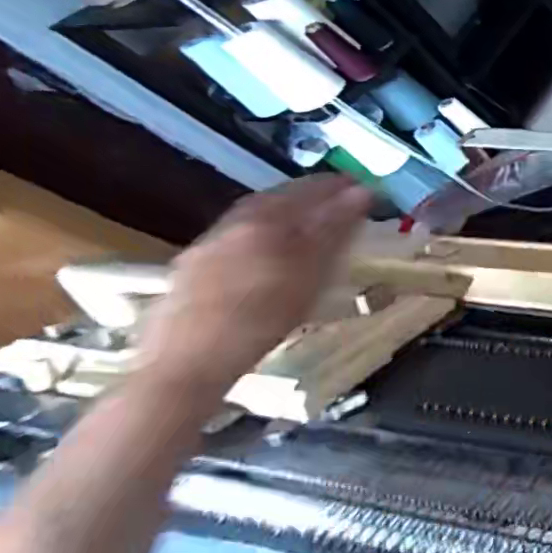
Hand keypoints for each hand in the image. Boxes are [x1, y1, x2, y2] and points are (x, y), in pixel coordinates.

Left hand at [139, 175, 372, 394]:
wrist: (184, 367)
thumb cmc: (262, 317)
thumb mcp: (313, 271)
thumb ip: (336, 227)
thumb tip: (363, 191)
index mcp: (265, 217)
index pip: (311, 187)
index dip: (342, 185)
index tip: (367, 189)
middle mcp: (233, 222)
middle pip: (279, 197)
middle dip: (312, 197)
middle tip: (341, 204)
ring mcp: (206, 245)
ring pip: (255, 217)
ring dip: (285, 214)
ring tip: (309, 227)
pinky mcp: (189, 269)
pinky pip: (236, 238)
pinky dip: (262, 235)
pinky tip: (270, 255)